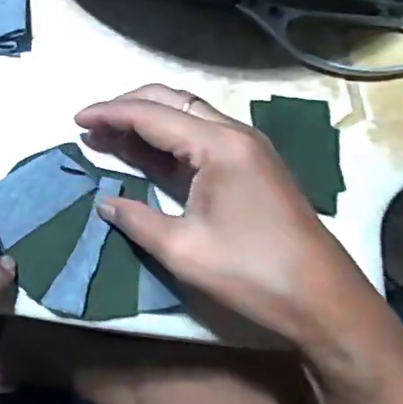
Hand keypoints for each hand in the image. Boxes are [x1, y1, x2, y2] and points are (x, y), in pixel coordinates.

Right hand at [75, 85, 375, 349]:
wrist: (325, 301)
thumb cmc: (253, 274)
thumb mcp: (184, 250)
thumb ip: (137, 219)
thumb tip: (105, 202)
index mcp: (219, 145)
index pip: (152, 115)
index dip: (110, 114)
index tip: (77, 119)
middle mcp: (235, 133)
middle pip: (172, 102)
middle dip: (128, 108)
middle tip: (93, 125)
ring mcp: (248, 147)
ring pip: (188, 116)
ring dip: (149, 122)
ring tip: (110, 136)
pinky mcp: (253, 165)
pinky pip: (203, 137)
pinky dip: (170, 140)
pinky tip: (147, 155)